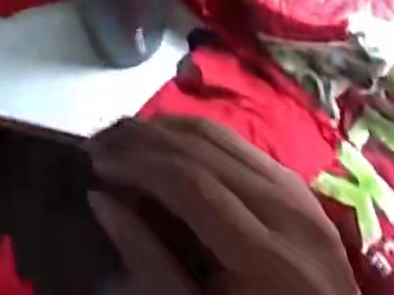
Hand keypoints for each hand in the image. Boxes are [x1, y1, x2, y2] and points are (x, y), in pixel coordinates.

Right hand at [87, 117, 359, 294]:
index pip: (191, 182)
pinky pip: (240, 145)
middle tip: (100, 139)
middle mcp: (287, 208)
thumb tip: (101, 199)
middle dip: (146, 137)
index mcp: (266, 256)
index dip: (138, 163)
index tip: (94, 159)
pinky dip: (197, 137)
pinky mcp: (299, 186)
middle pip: (205, 147)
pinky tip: (167, 142)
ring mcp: (299, 191)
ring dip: (168, 128)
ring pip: (222, 134)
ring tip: (124, 135)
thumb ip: (149, 265)